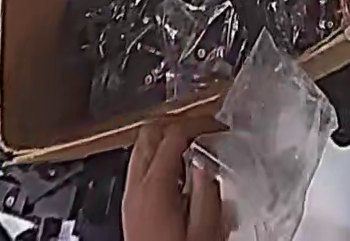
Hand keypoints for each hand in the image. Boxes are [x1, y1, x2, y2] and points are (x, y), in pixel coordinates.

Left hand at [122, 120, 223, 240]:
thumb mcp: (206, 227)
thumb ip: (207, 186)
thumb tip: (207, 156)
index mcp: (154, 186)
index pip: (174, 132)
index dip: (200, 122)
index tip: (219, 128)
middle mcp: (136, 186)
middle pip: (149, 131)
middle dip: (178, 123)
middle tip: (203, 130)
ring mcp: (130, 198)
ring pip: (142, 147)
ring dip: (167, 139)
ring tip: (194, 149)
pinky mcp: (130, 209)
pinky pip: (142, 167)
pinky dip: (160, 157)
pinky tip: (181, 174)